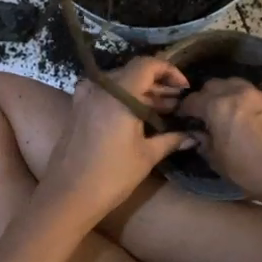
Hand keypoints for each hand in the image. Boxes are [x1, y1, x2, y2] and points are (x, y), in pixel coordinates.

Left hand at [41, 58, 194, 217]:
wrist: (67, 197)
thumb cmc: (111, 176)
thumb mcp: (146, 156)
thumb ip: (171, 140)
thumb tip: (194, 137)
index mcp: (119, 94)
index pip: (147, 65)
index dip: (169, 70)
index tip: (184, 87)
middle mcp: (100, 89)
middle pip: (133, 72)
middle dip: (158, 83)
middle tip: (177, 100)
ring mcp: (85, 97)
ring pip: (119, 82)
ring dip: (141, 91)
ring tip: (162, 109)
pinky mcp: (77, 109)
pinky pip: (105, 93)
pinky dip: (123, 98)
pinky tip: (135, 115)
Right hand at [177, 78, 261, 198]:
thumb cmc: (248, 169)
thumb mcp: (217, 160)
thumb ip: (204, 142)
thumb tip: (198, 133)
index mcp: (217, 106)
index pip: (192, 100)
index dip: (184, 109)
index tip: (182, 118)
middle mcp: (235, 93)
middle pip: (212, 85)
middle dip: (204, 97)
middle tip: (202, 113)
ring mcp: (256, 94)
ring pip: (232, 84)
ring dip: (223, 93)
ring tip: (222, 110)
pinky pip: (249, 92)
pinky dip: (240, 98)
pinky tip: (241, 113)